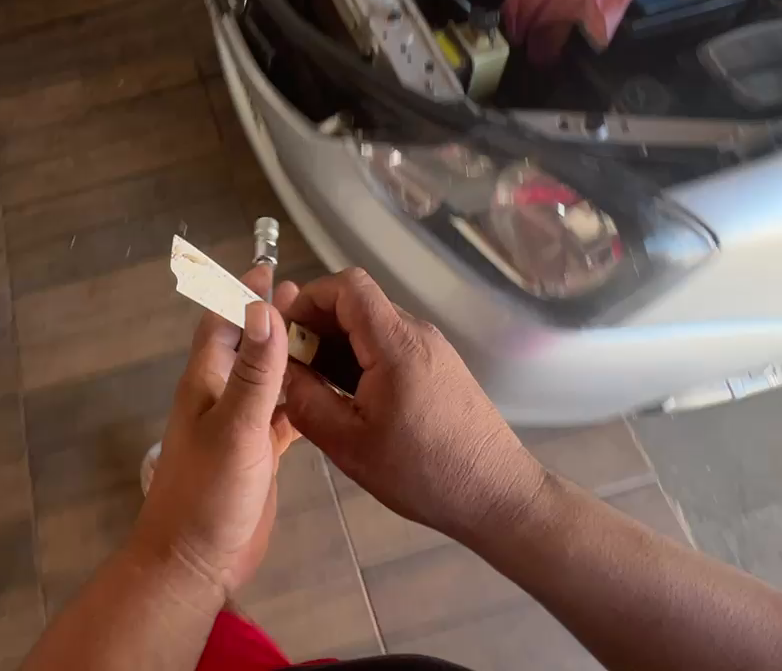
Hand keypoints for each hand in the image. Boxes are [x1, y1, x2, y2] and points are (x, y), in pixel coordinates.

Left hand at [130, 265, 302, 596]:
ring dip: (287, 356)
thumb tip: (264, 309)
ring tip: (320, 336)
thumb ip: (255, 371)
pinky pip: (280, 414)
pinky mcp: (256, 452)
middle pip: (248, 345)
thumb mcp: (236, 426)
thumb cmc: (207, 491)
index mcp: (207, 380)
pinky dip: (298, 399)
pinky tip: (322, 394)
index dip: (242, 294)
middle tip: (305, 297)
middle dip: (270, 319)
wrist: (194, 563)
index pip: (223, 322)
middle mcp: (222, 395)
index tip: (268, 268)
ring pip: (266, 378)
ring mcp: (239, 425)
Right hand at [280, 268, 544, 540]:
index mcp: (395, 343)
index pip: (347, 285)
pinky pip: (389, 343)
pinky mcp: (439, 365)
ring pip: (372, 323)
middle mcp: (416, 332)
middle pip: (358, 301)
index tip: (287, 334)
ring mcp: (432, 347)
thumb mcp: (349, 445)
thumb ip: (307, 401)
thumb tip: (282, 371)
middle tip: (294, 365)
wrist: (499, 496)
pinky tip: (351, 395)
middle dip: (318, 324)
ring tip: (318, 384)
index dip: (310, 298)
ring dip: (338, 343)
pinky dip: (361, 356)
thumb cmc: (423, 472)